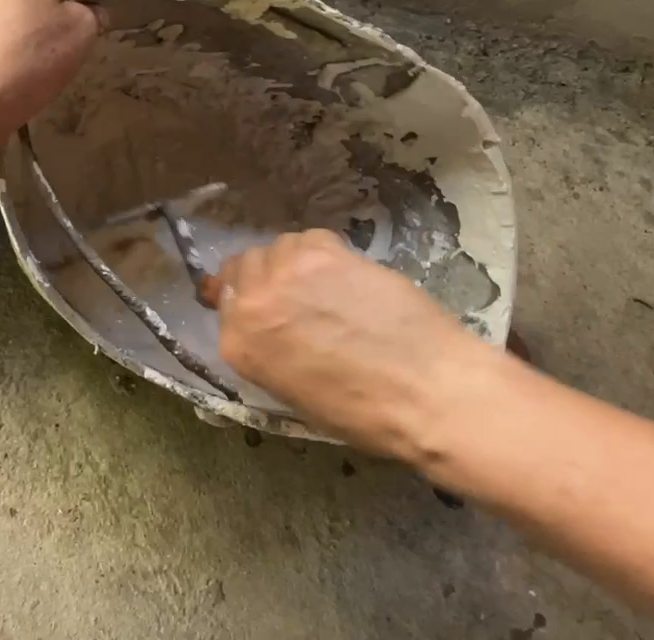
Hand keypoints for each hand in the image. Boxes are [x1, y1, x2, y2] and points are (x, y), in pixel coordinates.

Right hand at [202, 230, 503, 462]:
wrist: (429, 393)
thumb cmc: (365, 413)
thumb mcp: (293, 394)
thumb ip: (265, 350)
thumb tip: (268, 326)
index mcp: (238, 345)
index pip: (224, 305)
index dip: (246, 304)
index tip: (264, 308)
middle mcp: (251, 301)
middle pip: (243, 269)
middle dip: (264, 280)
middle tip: (296, 297)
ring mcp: (286, 271)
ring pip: (277, 249)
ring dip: (293, 264)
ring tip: (326, 288)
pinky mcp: (325, 251)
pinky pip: (310, 240)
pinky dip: (323, 254)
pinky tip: (347, 278)